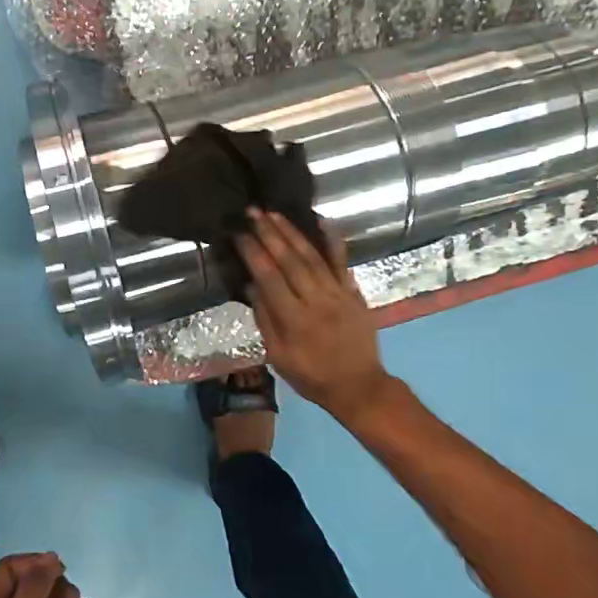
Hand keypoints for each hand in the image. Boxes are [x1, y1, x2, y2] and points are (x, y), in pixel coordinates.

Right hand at [236, 209, 391, 422]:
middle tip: (253, 211)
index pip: (268, 277)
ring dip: (292, 232)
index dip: (252, 252)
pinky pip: (341, 262)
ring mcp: (337, 293)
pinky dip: (332, 240)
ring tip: (275, 213)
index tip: (239, 233)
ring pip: (312, 256)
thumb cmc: (312, 376)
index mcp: (294, 319)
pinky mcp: (352, 292)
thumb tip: (250, 284)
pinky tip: (322, 221)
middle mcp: (316, 300)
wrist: (359, 386)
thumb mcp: (278, 356)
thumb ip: (264, 319)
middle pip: (289, 260)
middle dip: (269, 233)